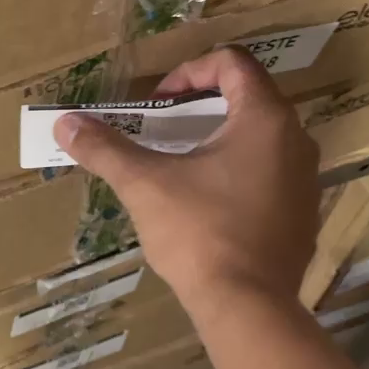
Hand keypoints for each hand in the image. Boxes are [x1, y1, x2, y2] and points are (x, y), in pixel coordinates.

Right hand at [54, 46, 319, 318]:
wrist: (246, 304)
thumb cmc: (198, 232)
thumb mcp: (144, 185)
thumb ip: (106, 149)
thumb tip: (64, 122)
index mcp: (264, 119)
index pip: (233, 64)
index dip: (188, 72)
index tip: (156, 103)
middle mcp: (296, 141)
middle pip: (247, 102)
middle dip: (198, 111)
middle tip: (160, 134)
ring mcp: (304, 181)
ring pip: (258, 143)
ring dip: (216, 145)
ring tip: (178, 172)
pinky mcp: (301, 217)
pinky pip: (267, 180)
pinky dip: (235, 179)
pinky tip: (204, 210)